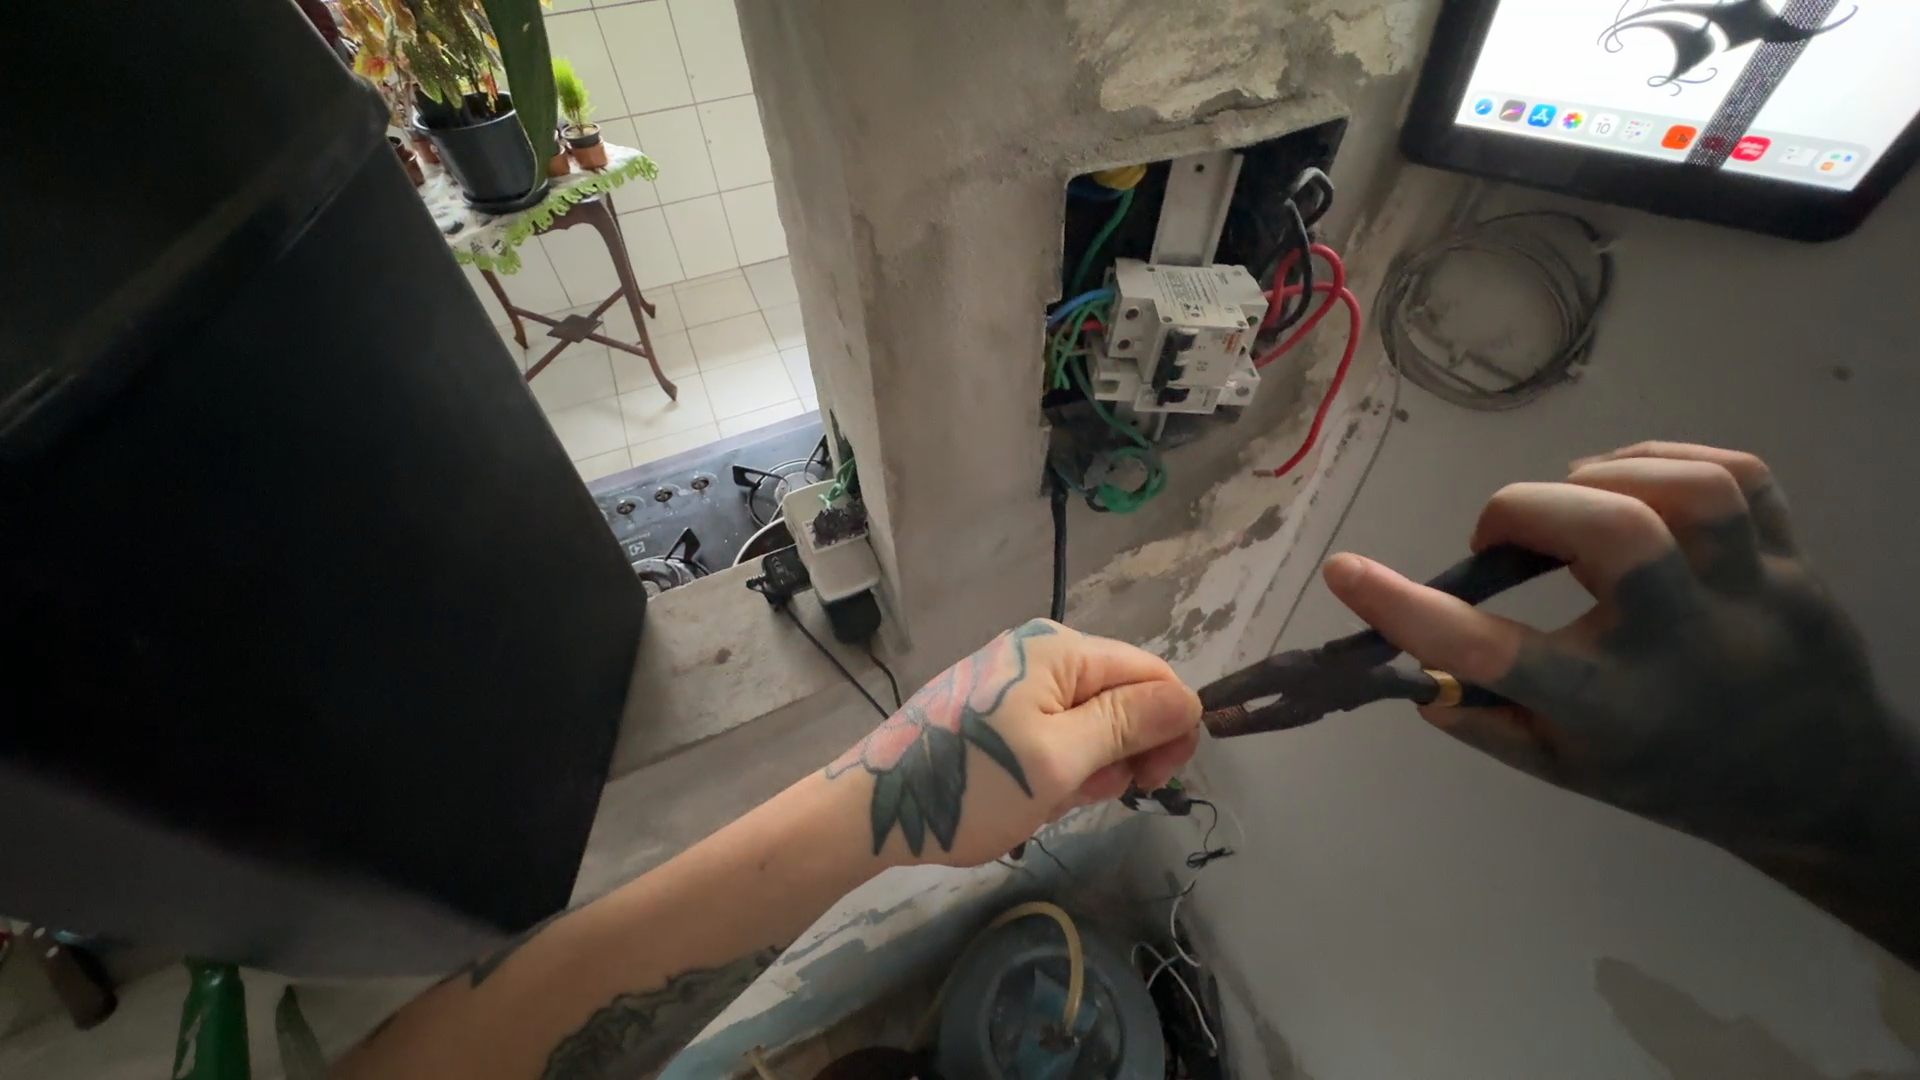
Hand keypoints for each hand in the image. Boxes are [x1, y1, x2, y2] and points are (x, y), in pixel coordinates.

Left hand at [825, 619, 1200, 867]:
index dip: (1169, 727)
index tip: (1155, 783)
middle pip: (1123, 698)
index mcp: (1061, 650)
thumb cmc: (970, 782)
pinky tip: (1027, 794)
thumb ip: (1128, 724)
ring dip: (1086, 768)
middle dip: (1120, 753)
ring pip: (1091, 725)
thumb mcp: (1060, 758)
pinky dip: (1056, 769)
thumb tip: (1190, 699)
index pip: (1151, 674)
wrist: (876, 806)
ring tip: (1045, 797)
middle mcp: (1043, 653)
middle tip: (1084, 792)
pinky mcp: (1001, 710)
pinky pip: (1056, 736)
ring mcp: (1018, 681)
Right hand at [1322, 443, 1919, 916]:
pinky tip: (1625, 487)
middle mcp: (1687, 645)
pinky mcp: (1799, 563)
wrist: (1826, 789)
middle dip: (1524, 509)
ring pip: (1689, 491)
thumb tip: (1410, 663)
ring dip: (1599, 478)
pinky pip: (1741, 475)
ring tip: (1566, 502)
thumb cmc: (1664, 776)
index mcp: (1610, 706)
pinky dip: (1660, 462)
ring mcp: (1758, 596)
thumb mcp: (1556, 765)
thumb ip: (1478, 715)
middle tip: (1498, 536)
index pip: (1493, 653)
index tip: (1343, 571)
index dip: (1404, 607)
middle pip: (1613, 534)